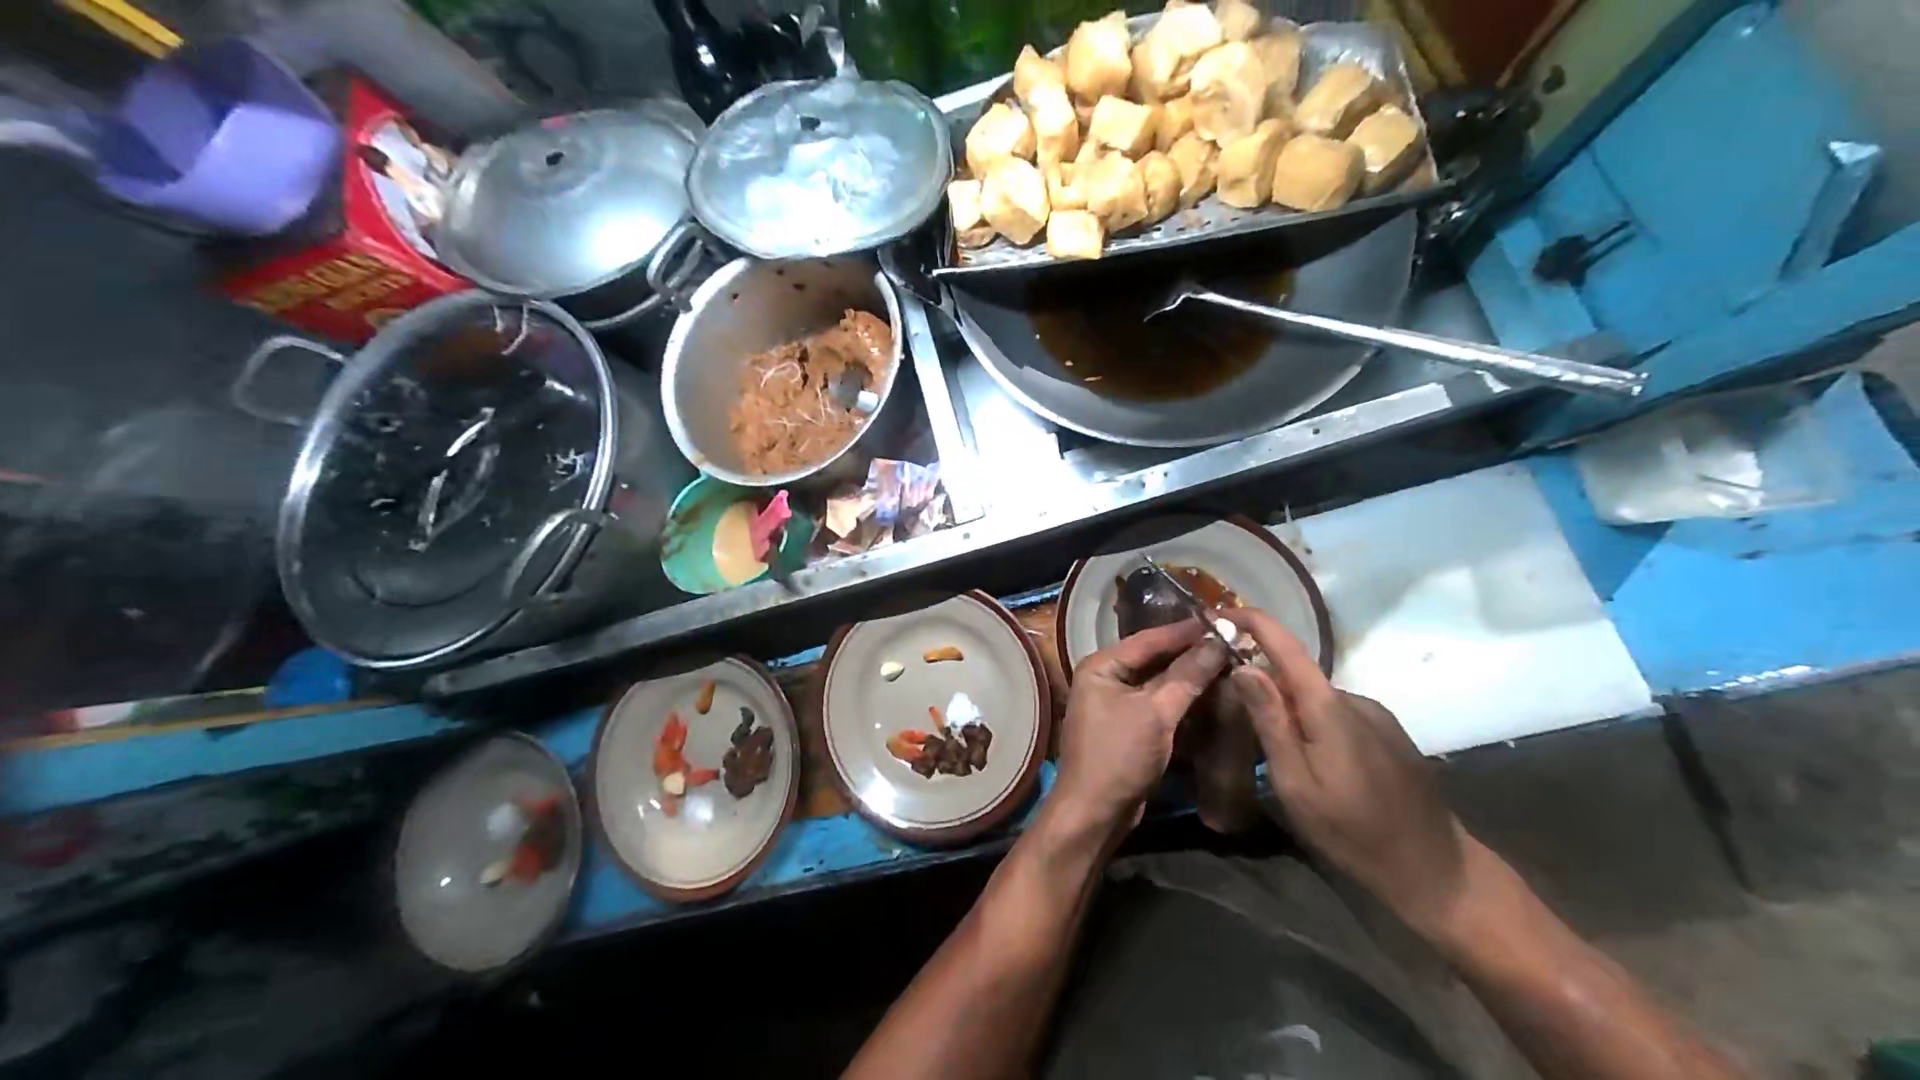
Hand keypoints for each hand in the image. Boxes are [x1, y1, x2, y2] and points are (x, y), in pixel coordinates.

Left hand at [1052, 621, 1227, 835]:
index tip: (1223, 621)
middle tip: (1232, 643)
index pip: (1150, 639)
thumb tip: (1217, 642)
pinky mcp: (1129, 726)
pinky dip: (1183, 700)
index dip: (1187, 631)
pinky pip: (1159, 704)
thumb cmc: (1119, 756)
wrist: (1095, 812)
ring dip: (1191, 677)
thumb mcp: (1156, 713)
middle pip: (1155, 659)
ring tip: (1230, 664)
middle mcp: (1106, 678)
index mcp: (1101, 666)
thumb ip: (1187, 676)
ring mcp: (1116, 703)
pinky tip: (1214, 696)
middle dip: (1192, 654)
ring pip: (1160, 682)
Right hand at [1222, 608, 1469, 935]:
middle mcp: (1354, 699)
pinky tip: (1312, 763)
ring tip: (1271, 751)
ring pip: (1315, 698)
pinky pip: (1337, 715)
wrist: (1435, 871)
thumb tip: (1243, 667)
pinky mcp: (1389, 734)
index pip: (1285, 646)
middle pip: (1295, 675)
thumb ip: (1271, 721)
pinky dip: (1313, 724)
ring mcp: (1376, 716)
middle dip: (1261, 683)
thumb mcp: (1295, 782)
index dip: (1252, 621)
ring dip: (1289, 710)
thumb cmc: (1353, 831)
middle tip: (1231, 716)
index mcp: (1328, 708)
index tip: (1218, 612)